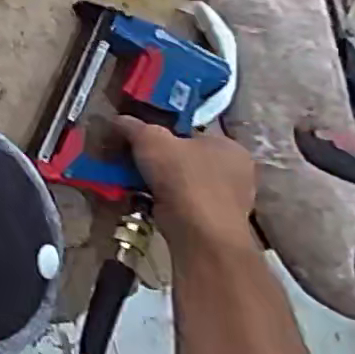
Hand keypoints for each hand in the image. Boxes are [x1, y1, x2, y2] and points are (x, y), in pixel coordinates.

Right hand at [114, 117, 257, 252]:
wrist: (199, 234)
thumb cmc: (182, 177)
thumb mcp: (150, 140)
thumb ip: (133, 126)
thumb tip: (117, 119)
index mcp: (228, 146)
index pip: (194, 132)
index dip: (166, 133)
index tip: (143, 140)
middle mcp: (236, 172)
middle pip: (188, 159)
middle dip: (162, 161)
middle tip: (136, 161)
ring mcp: (229, 202)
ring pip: (185, 184)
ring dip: (162, 184)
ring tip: (135, 182)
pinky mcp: (216, 226)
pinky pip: (184, 206)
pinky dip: (166, 204)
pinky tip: (146, 203)